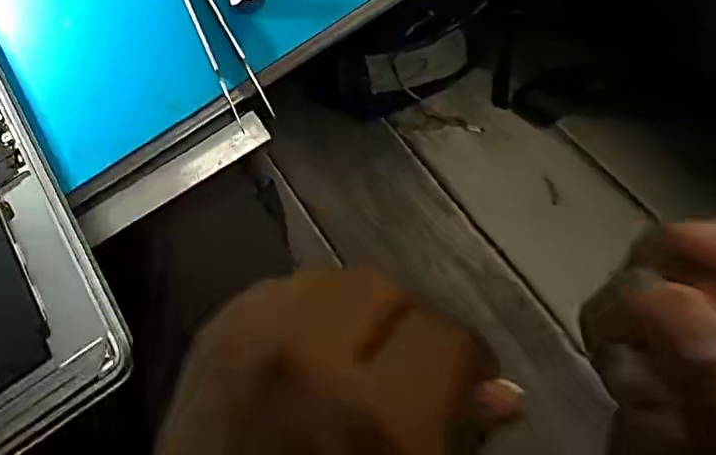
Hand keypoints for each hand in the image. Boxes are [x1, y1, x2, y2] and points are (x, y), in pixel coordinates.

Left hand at [157, 268, 523, 454]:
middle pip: (379, 285)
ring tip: (357, 355)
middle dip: (407, 321)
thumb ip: (459, 441)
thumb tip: (502, 392)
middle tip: (413, 363)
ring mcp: (250, 330)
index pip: (443, 334)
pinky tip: (307, 351)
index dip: (469, 359)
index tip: (469, 379)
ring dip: (350, 309)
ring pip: (323, 277)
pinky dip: (301, 309)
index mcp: (374, 414)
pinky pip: (274, 288)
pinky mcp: (214, 326)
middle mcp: (308, 351)